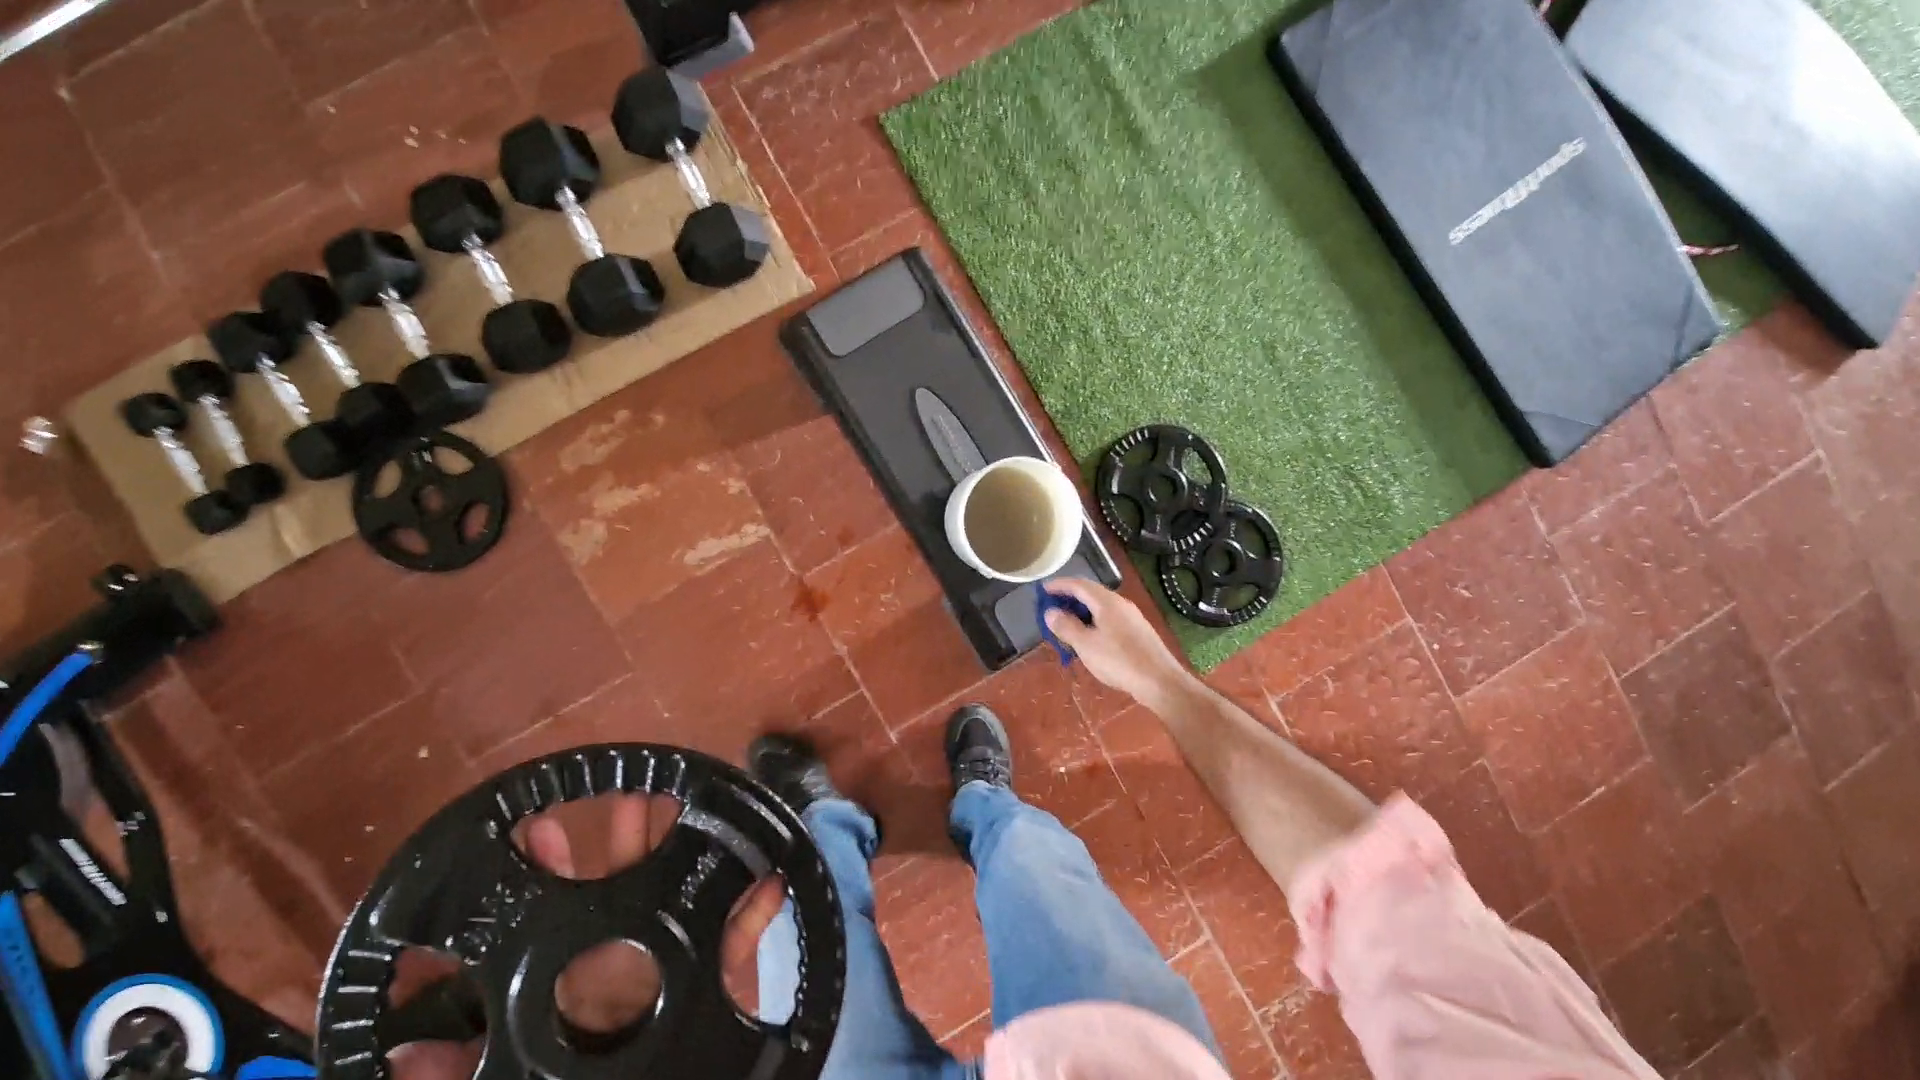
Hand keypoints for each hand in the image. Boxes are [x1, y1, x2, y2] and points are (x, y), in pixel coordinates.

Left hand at [387, 794, 784, 1079]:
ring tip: (685, 808)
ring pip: (680, 908)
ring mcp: (674, 979)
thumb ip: (458, 1079)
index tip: (537, 830)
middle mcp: (620, 980)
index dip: (546, 879)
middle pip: (623, 900)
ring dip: (683, 857)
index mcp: (570, 1002)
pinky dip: (755, 913)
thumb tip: (402, 1060)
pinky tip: (766, 881)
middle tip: (626, 794)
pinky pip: (741, 945)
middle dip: (623, 844)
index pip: (553, 931)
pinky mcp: (723, 988)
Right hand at [1041, 579, 1193, 706]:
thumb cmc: (1120, 661)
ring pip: (1101, 608)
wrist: (1160, 681)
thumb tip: (1051, 612)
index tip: (1042, 590)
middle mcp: (1121, 604)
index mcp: (1107, 602)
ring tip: (1066, 625)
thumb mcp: (1086, 645)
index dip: (1059, 585)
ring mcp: (1132, 617)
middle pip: (1091, 593)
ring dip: (1082, 612)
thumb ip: (1066, 626)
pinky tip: (1089, 639)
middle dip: (1070, 598)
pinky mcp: (1137, 632)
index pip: (1079, 584)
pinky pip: (1109, 619)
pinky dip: (1094, 622)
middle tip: (1052, 609)